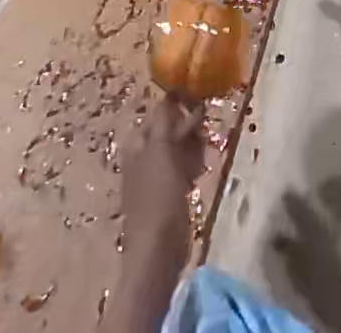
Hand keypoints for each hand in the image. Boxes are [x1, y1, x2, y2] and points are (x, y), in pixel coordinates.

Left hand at [120, 96, 206, 248]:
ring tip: (202, 155)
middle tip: (203, 133)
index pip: (158, 113)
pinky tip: (200, 171)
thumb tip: (170, 91)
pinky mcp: (169, 191)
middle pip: (170, 130)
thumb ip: (165, 121)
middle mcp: (144, 155)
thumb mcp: (161, 150)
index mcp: (137, 144)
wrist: (158, 248)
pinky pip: (184, 167)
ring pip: (180, 148)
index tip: (199, 102)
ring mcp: (156, 174)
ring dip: (194, 146)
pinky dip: (193, 165)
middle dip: (188, 128)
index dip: (177, 106)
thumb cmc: (158, 195)